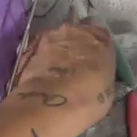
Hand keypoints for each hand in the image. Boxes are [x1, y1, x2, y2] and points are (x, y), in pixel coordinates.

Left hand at [0, 23, 117, 136]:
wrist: (52, 105)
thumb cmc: (89, 101)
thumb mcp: (107, 89)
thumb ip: (101, 74)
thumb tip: (95, 77)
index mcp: (102, 41)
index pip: (102, 38)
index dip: (98, 51)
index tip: (95, 63)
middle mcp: (77, 31)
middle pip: (78, 34)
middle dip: (76, 47)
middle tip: (75, 67)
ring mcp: (51, 37)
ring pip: (56, 40)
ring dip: (57, 52)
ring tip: (55, 73)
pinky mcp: (29, 48)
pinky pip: (40, 51)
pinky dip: (41, 60)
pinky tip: (41, 76)